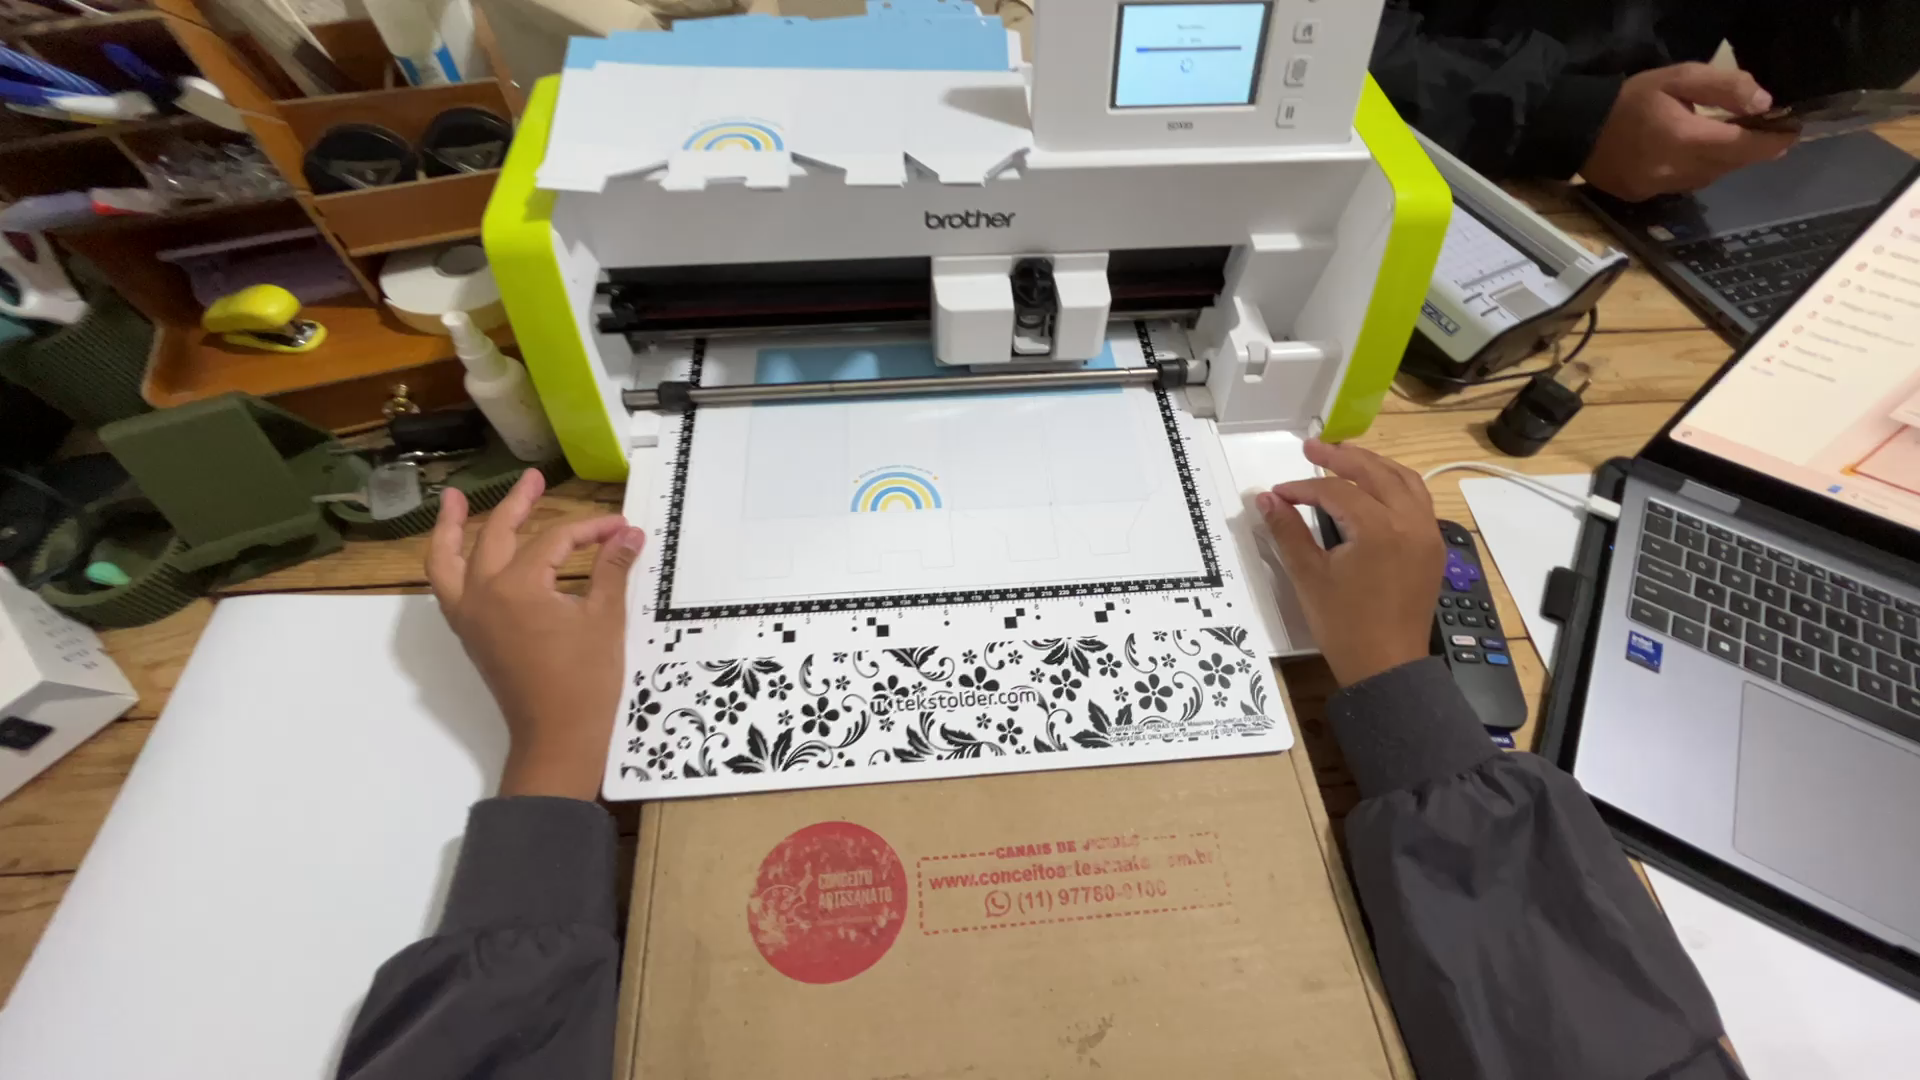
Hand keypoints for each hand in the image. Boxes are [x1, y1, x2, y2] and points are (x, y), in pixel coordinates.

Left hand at [426, 469, 645, 800]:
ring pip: (448, 560)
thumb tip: (630, 534)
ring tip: (455, 500)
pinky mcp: (469, 633)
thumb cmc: (586, 678)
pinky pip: (447, 587)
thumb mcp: (605, 619)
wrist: (557, 734)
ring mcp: (469, 615)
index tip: (622, 528)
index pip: (555, 541)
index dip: (591, 529)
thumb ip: (612, 570)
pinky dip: (449, 563)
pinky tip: (464, 554)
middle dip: (518, 504)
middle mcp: (483, 593)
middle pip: (496, 535)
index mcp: (518, 586)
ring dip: (452, 528)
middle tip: (534, 479)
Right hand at [1255, 439, 1443, 685]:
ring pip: (1405, 481)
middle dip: (1341, 458)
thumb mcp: (1308, 575)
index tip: (1277, 494)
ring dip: (1373, 466)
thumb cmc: (1343, 624)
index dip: (1303, 488)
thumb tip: (1266, 499)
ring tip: (1344, 458)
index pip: (1337, 491)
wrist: (1386, 665)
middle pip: (1376, 473)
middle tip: (1311, 448)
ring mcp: (1427, 535)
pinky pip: (1417, 501)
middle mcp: (1411, 523)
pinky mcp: (1431, 548)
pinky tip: (1373, 488)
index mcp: (1379, 529)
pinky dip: (1393, 485)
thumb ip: (1287, 530)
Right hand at [1581, 63, 1795, 200]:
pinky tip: (1688, 159)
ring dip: (1720, 164)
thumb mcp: (1681, 77)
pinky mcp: (1637, 195)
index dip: (1772, 141)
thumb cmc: (1629, 100)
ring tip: (1726, 147)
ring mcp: (1652, 187)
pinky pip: (1678, 187)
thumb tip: (1763, 103)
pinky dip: (1692, 173)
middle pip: (1726, 166)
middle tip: (1763, 136)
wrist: (1574, 131)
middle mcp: (1670, 170)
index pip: (1742, 146)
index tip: (1791, 133)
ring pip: (1704, 179)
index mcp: (1684, 139)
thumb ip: (1726, 87)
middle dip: (1749, 152)